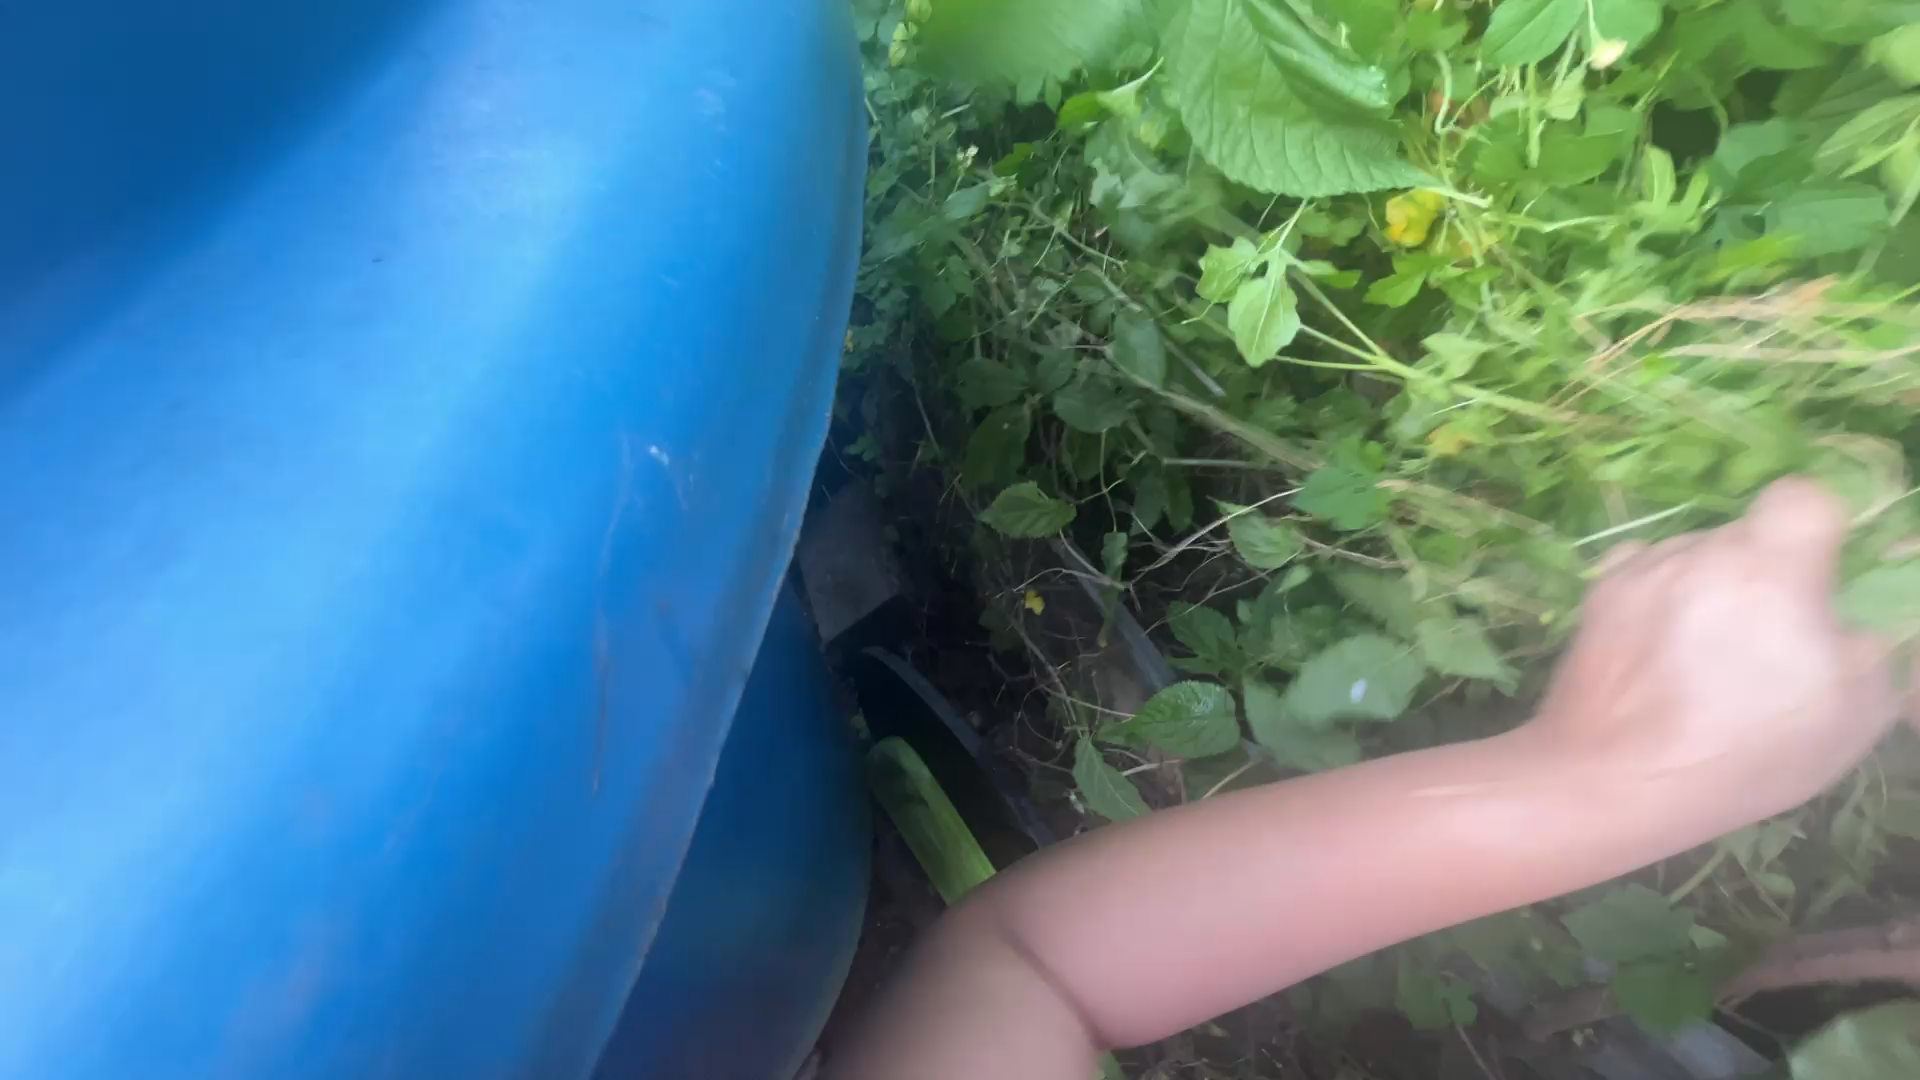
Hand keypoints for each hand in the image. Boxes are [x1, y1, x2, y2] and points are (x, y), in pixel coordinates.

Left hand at [1529, 478, 1899, 828]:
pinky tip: (1665, 637)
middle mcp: (1690, 556)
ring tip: (1710, 646)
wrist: (1613, 770)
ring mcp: (1632, 572)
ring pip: (1691, 552)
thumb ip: (1871, 624)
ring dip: (1710, 580)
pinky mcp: (1591, 594)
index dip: (1820, 524)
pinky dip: (1662, 589)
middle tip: (1771, 630)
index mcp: (1764, 570)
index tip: (1825, 568)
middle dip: (1767, 567)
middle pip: (1743, 532)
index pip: (1799, 497)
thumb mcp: (1859, 698)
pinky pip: (1643, 569)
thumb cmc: (1748, 747)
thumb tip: (1873, 581)